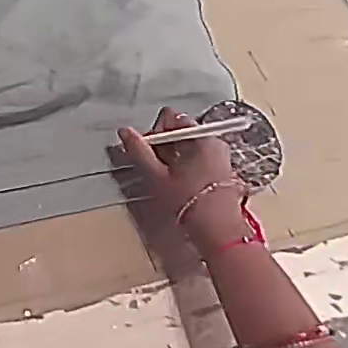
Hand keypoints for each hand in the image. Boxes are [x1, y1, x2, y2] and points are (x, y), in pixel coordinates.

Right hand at [118, 107, 250, 253]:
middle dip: (163, 146)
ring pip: (188, 146)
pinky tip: (179, 184)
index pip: (171, 118)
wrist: (218, 229)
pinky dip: (186, 165)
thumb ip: (139, 151)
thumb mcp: (157, 175)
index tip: (147, 153)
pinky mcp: (223, 169)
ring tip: (166, 178)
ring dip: (173, 157)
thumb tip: (124, 131)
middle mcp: (213, 140)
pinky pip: (198, 158)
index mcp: (200, 136)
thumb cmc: (187, 201)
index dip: (154, 133)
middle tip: (155, 168)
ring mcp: (220, 155)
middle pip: (180, 131)